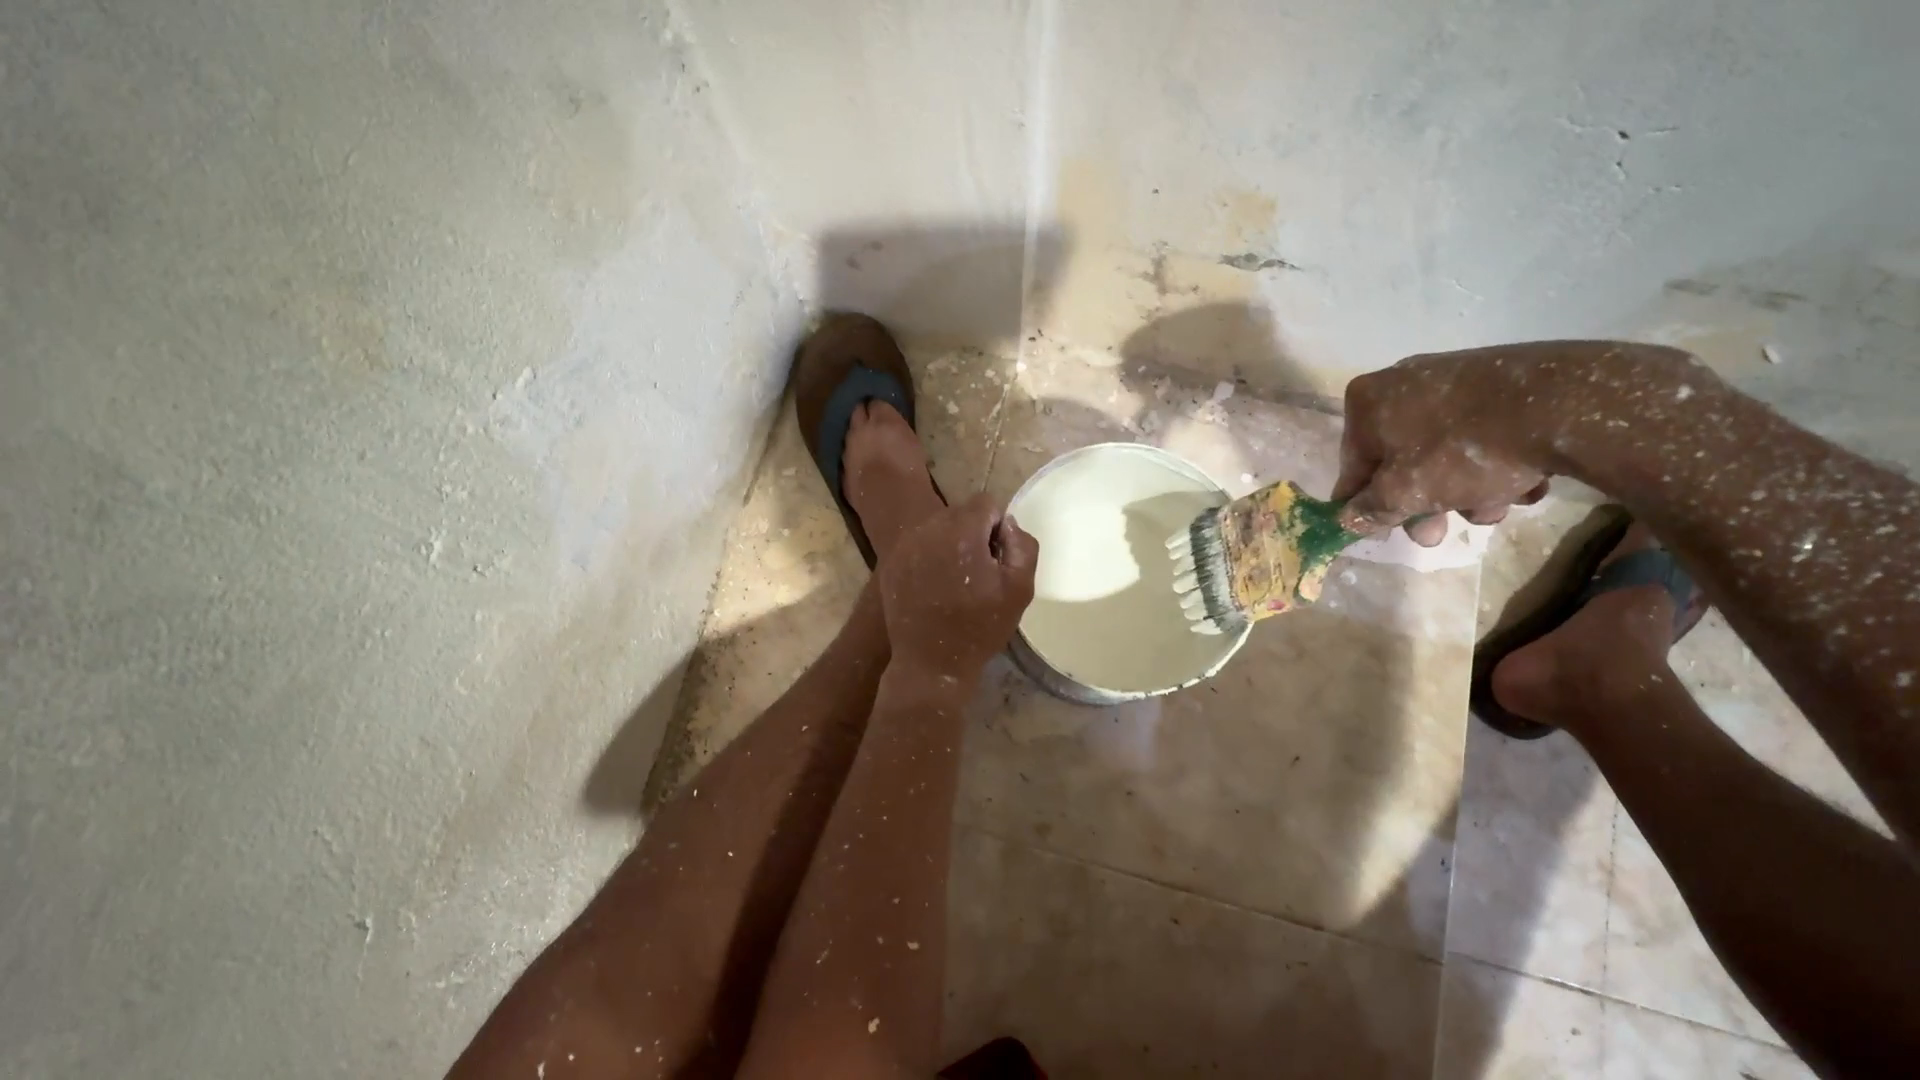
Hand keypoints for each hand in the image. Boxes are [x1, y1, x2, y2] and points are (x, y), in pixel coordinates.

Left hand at [877, 493, 1037, 679]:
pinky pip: (917, 544)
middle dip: (973, 533)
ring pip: (936, 527)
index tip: (996, 558)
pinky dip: (929, 556)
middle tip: (978, 571)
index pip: (985, 503)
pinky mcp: (890, 562)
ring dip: (950, 543)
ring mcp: (905, 546)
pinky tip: (935, 586)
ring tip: (956, 579)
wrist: (931, 662)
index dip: (997, 527)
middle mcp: (928, 530)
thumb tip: (1007, 524)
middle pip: (959, 512)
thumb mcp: (1019, 589)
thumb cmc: (980, 628)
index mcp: (961, 532)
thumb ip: (1022, 546)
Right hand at [1333, 346, 1562, 545]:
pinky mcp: (1498, 381)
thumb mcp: (1404, 494)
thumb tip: (1347, 518)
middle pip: (1401, 459)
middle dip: (1424, 503)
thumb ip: (1369, 509)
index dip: (1365, 504)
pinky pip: (1481, 433)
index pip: (1352, 465)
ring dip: (1464, 490)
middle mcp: (1402, 382)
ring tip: (1497, 508)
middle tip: (1441, 535)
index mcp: (1366, 401)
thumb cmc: (1460, 452)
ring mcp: (1452, 378)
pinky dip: (1494, 462)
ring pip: (1444, 451)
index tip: (1385, 531)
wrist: (1561, 405)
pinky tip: (1523, 482)